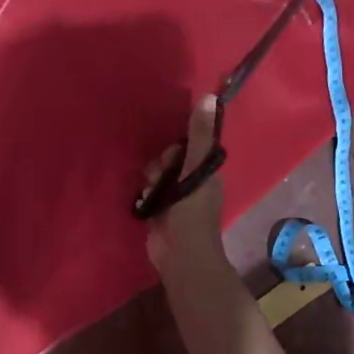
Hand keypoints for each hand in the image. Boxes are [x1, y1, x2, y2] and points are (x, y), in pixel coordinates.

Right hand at [142, 95, 226, 268]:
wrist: (180, 255)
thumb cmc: (193, 212)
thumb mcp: (196, 170)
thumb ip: (200, 136)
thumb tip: (210, 97)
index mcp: (207, 172)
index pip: (191, 145)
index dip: (179, 146)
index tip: (172, 154)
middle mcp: (193, 182)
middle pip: (171, 158)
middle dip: (161, 164)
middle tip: (160, 177)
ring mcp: (176, 198)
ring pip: (158, 174)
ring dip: (151, 179)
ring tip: (151, 191)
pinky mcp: (160, 211)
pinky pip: (149, 191)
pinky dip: (145, 193)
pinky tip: (143, 200)